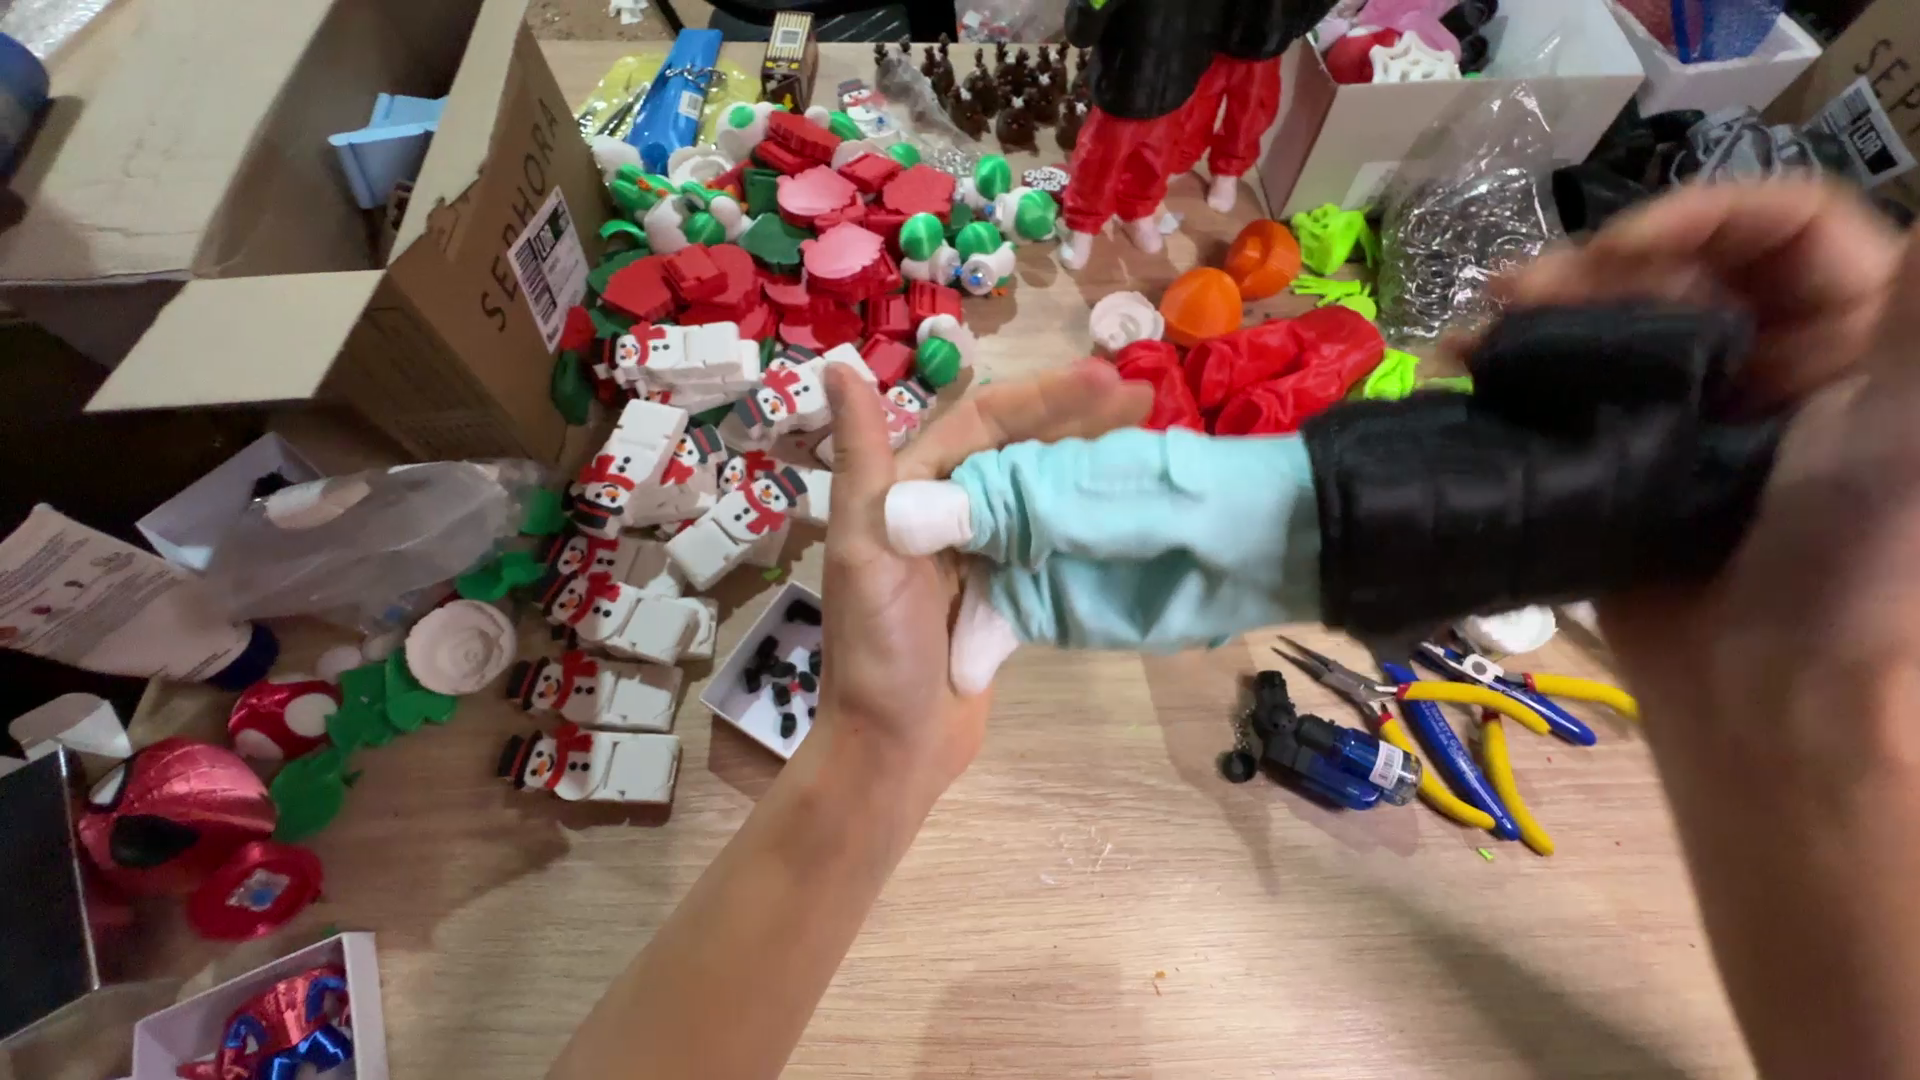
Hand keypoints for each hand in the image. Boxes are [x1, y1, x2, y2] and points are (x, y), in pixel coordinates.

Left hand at [813, 362, 1150, 796]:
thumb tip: (839, 365)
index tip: (1107, 379)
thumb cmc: (876, 651)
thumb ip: (862, 460)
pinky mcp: (1004, 591)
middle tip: (1148, 399)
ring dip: (1085, 466)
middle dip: (1078, 423)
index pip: (982, 425)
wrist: (896, 747)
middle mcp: (945, 510)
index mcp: (909, 490)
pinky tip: (1121, 509)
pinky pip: (1047, 542)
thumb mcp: (864, 551)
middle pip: (1018, 451)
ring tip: (1148, 445)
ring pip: (1037, 493)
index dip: (1042, 398)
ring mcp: (979, 552)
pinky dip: (1080, 521)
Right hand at [1503, 178, 1913, 751]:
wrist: (1772, 692)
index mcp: (1854, 334)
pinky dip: (1502, 384)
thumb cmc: (1866, 553)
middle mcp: (1759, 364)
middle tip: (1508, 292)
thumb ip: (1916, 305)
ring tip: (1464, 338)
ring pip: (1597, 336)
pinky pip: (1553, 403)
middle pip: (1668, 276)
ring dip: (1529, 322)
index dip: (1700, 214)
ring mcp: (1672, 418)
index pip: (1779, 233)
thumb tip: (1914, 222)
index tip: (1613, 249)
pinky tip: (1457, 380)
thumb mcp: (1914, 415)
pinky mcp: (1603, 466)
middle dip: (1586, 270)